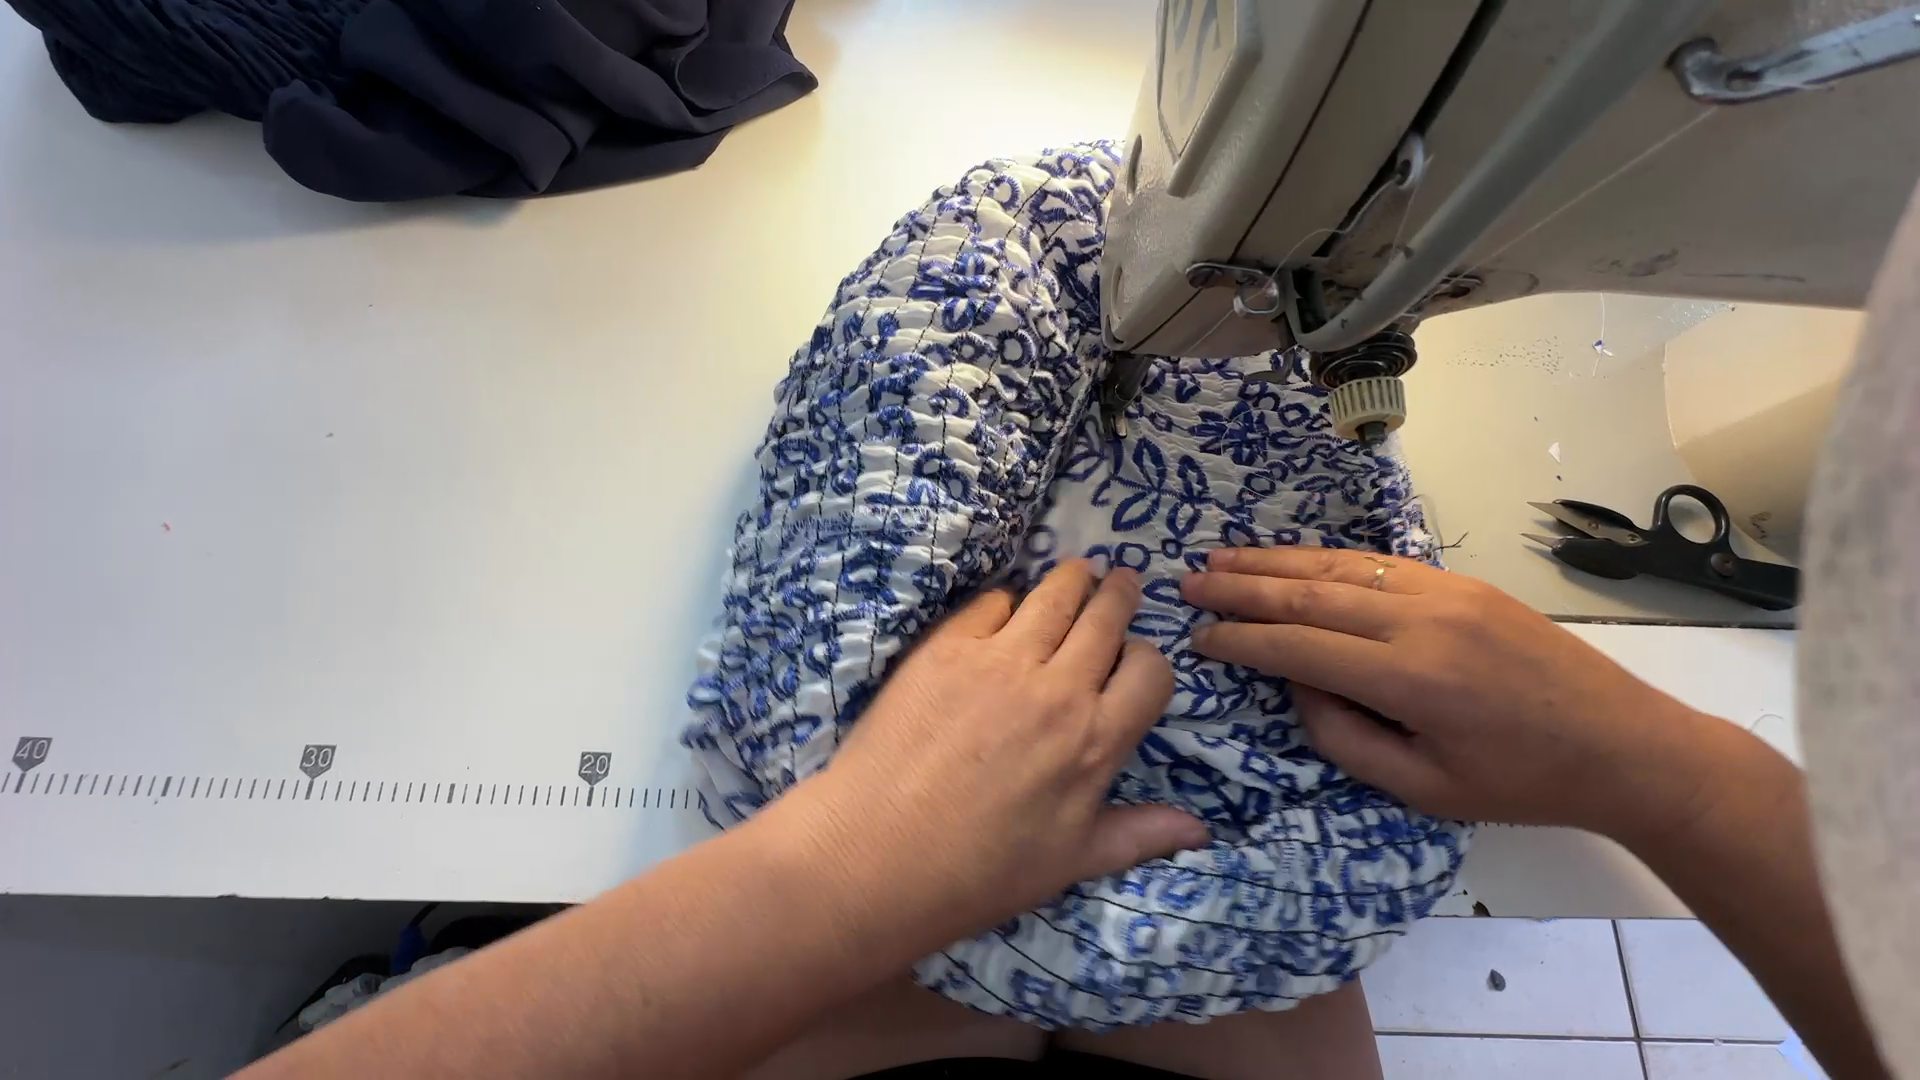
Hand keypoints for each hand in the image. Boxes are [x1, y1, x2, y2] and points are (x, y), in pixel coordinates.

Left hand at [773, 560, 1208, 943]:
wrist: (877, 854)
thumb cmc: (980, 870)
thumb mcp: (1072, 861)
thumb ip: (1139, 834)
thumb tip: (1201, 828)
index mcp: (1096, 740)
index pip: (1151, 669)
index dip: (1148, 659)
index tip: (1133, 659)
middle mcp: (1057, 687)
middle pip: (1105, 616)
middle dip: (1120, 593)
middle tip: (1120, 581)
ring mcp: (999, 661)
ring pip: (1054, 594)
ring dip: (1074, 578)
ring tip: (1078, 572)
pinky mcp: (946, 647)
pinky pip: (991, 602)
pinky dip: (1006, 602)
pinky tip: (1005, 611)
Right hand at [1180, 547, 1715, 838]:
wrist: (1632, 748)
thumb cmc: (1522, 782)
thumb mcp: (1423, 788)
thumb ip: (1343, 737)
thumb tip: (1296, 683)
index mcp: (1413, 679)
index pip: (1300, 646)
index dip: (1242, 640)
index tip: (1199, 636)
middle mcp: (1422, 620)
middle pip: (1307, 594)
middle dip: (1240, 588)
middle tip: (1188, 582)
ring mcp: (1444, 591)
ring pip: (1335, 566)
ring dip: (1270, 561)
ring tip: (1219, 557)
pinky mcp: (1460, 581)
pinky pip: (1373, 561)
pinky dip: (1319, 558)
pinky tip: (1287, 558)